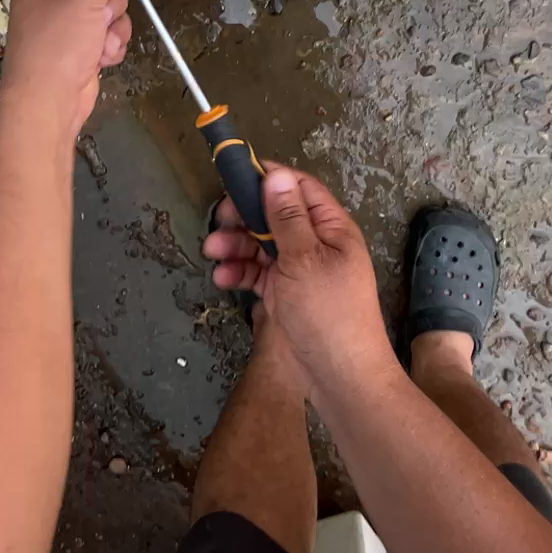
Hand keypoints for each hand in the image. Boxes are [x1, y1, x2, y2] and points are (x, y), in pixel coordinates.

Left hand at [0, 0, 152, 137]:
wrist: (48, 101)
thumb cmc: (54, 47)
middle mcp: (54, 2)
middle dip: (110, 3)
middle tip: (101, 14)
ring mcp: (69, 28)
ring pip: (111, 12)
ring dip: (113, 27)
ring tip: (98, 40)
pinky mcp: (82, 50)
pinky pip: (110, 36)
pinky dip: (110, 46)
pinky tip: (100, 57)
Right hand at [202, 164, 393, 391]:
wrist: (339, 378)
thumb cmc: (328, 312)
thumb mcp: (305, 259)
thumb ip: (287, 216)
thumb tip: (275, 174)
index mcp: (330, 228)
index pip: (299, 188)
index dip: (269, 179)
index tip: (236, 176)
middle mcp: (314, 243)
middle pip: (273, 214)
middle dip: (244, 215)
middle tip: (218, 219)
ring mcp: (296, 269)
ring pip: (259, 243)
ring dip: (234, 244)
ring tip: (212, 251)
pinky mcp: (282, 293)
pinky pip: (255, 272)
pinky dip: (238, 271)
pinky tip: (222, 277)